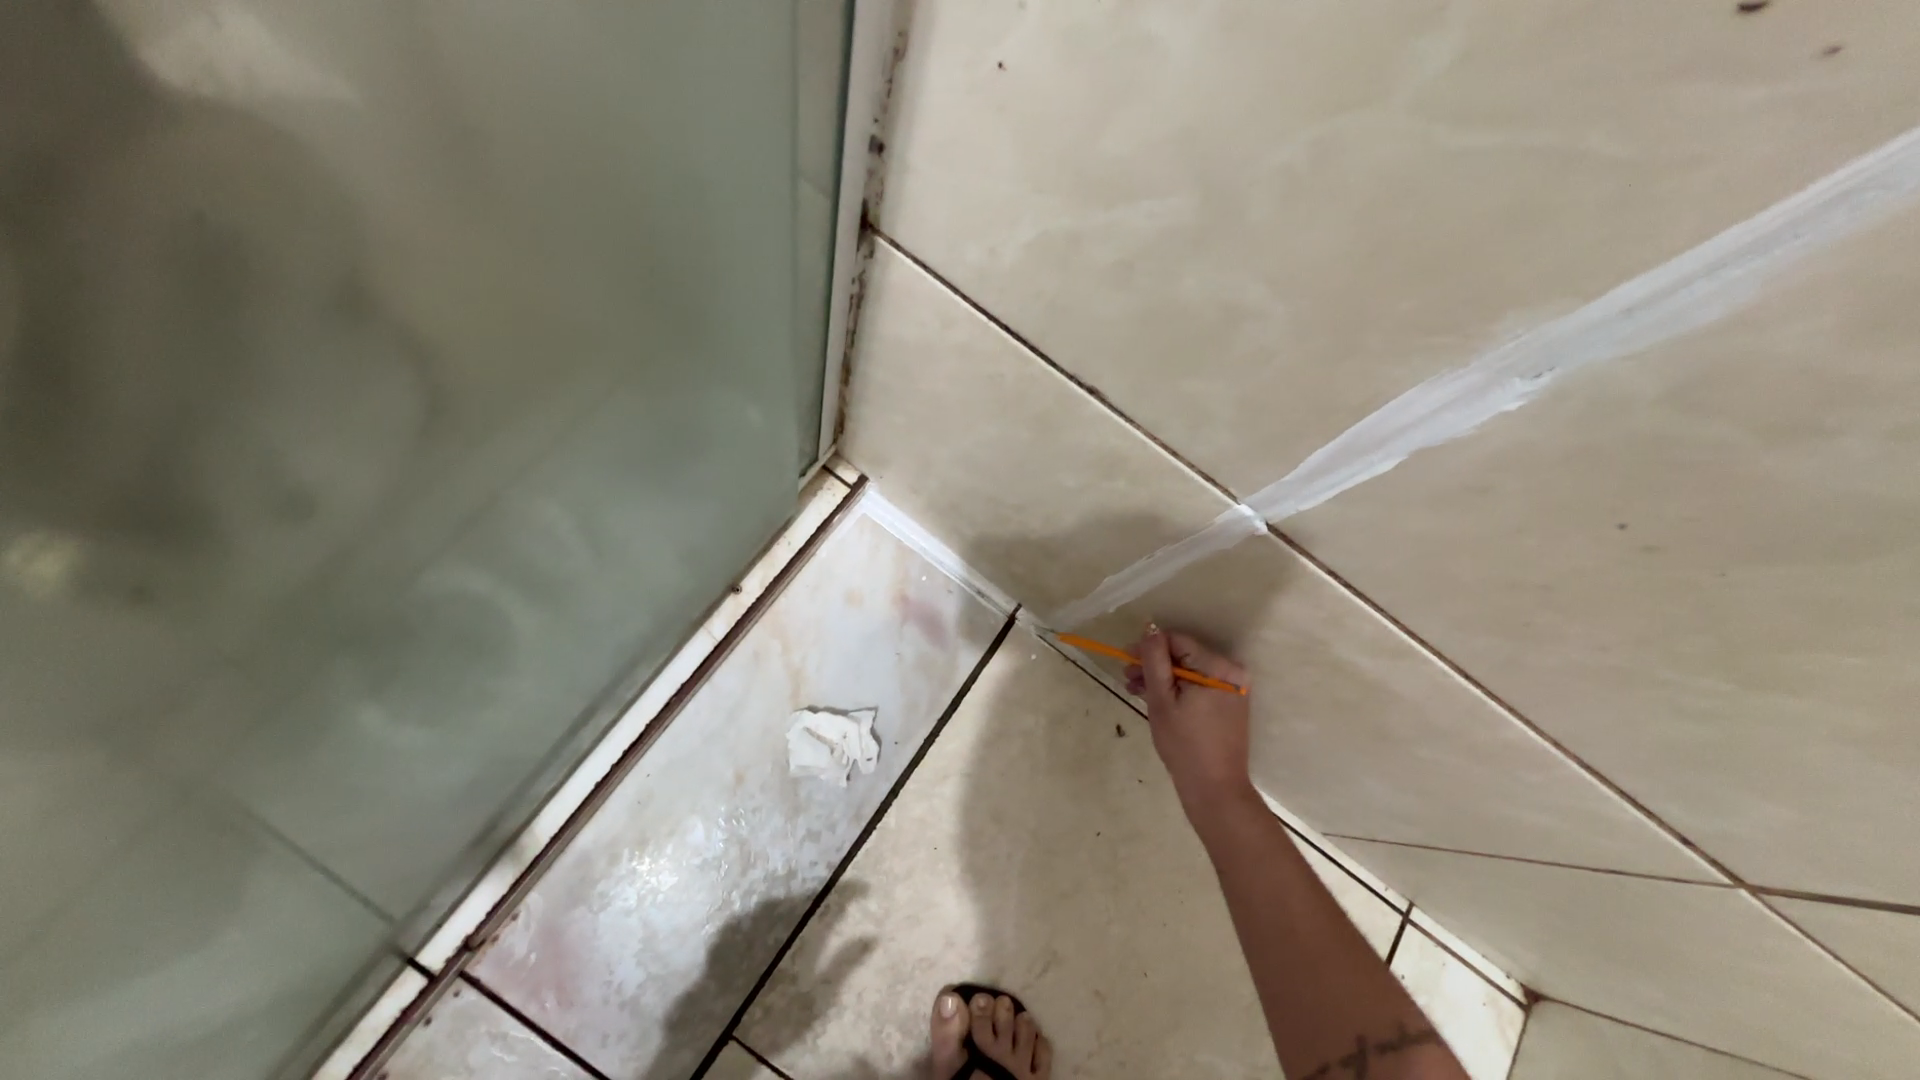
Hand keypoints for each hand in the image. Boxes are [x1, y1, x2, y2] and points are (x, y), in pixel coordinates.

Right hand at [1125, 625, 1257, 821]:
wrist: (1214, 788)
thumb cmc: (1184, 744)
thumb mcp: (1161, 699)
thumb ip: (1154, 660)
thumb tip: (1149, 629)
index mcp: (1219, 668)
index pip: (1178, 642)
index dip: (1149, 648)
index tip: (1126, 660)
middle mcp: (1232, 673)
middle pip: (1184, 656)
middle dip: (1154, 664)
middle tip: (1127, 677)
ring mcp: (1233, 690)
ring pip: (1190, 673)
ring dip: (1163, 678)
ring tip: (1136, 690)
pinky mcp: (1230, 705)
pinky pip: (1200, 687)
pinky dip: (1179, 690)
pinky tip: (1157, 700)